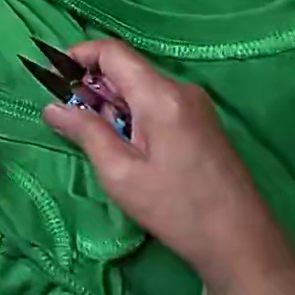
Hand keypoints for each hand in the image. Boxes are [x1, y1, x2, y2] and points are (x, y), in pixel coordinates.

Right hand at [42, 38, 288, 286]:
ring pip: (139, 87)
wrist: (242, 243)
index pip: (112, 51)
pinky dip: (130, 113)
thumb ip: (84, 132)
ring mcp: (195, 105)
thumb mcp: (119, 173)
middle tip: (69, 118)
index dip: (78, 55)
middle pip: (125, 68)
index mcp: (160, 95)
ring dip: (110, 103)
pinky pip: (155, 102)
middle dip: (91, 85)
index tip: (52, 77)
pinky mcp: (200, 122)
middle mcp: (180, 90)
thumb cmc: (175, 208)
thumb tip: (52, 107)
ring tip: (97, 139)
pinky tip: (125, 146)